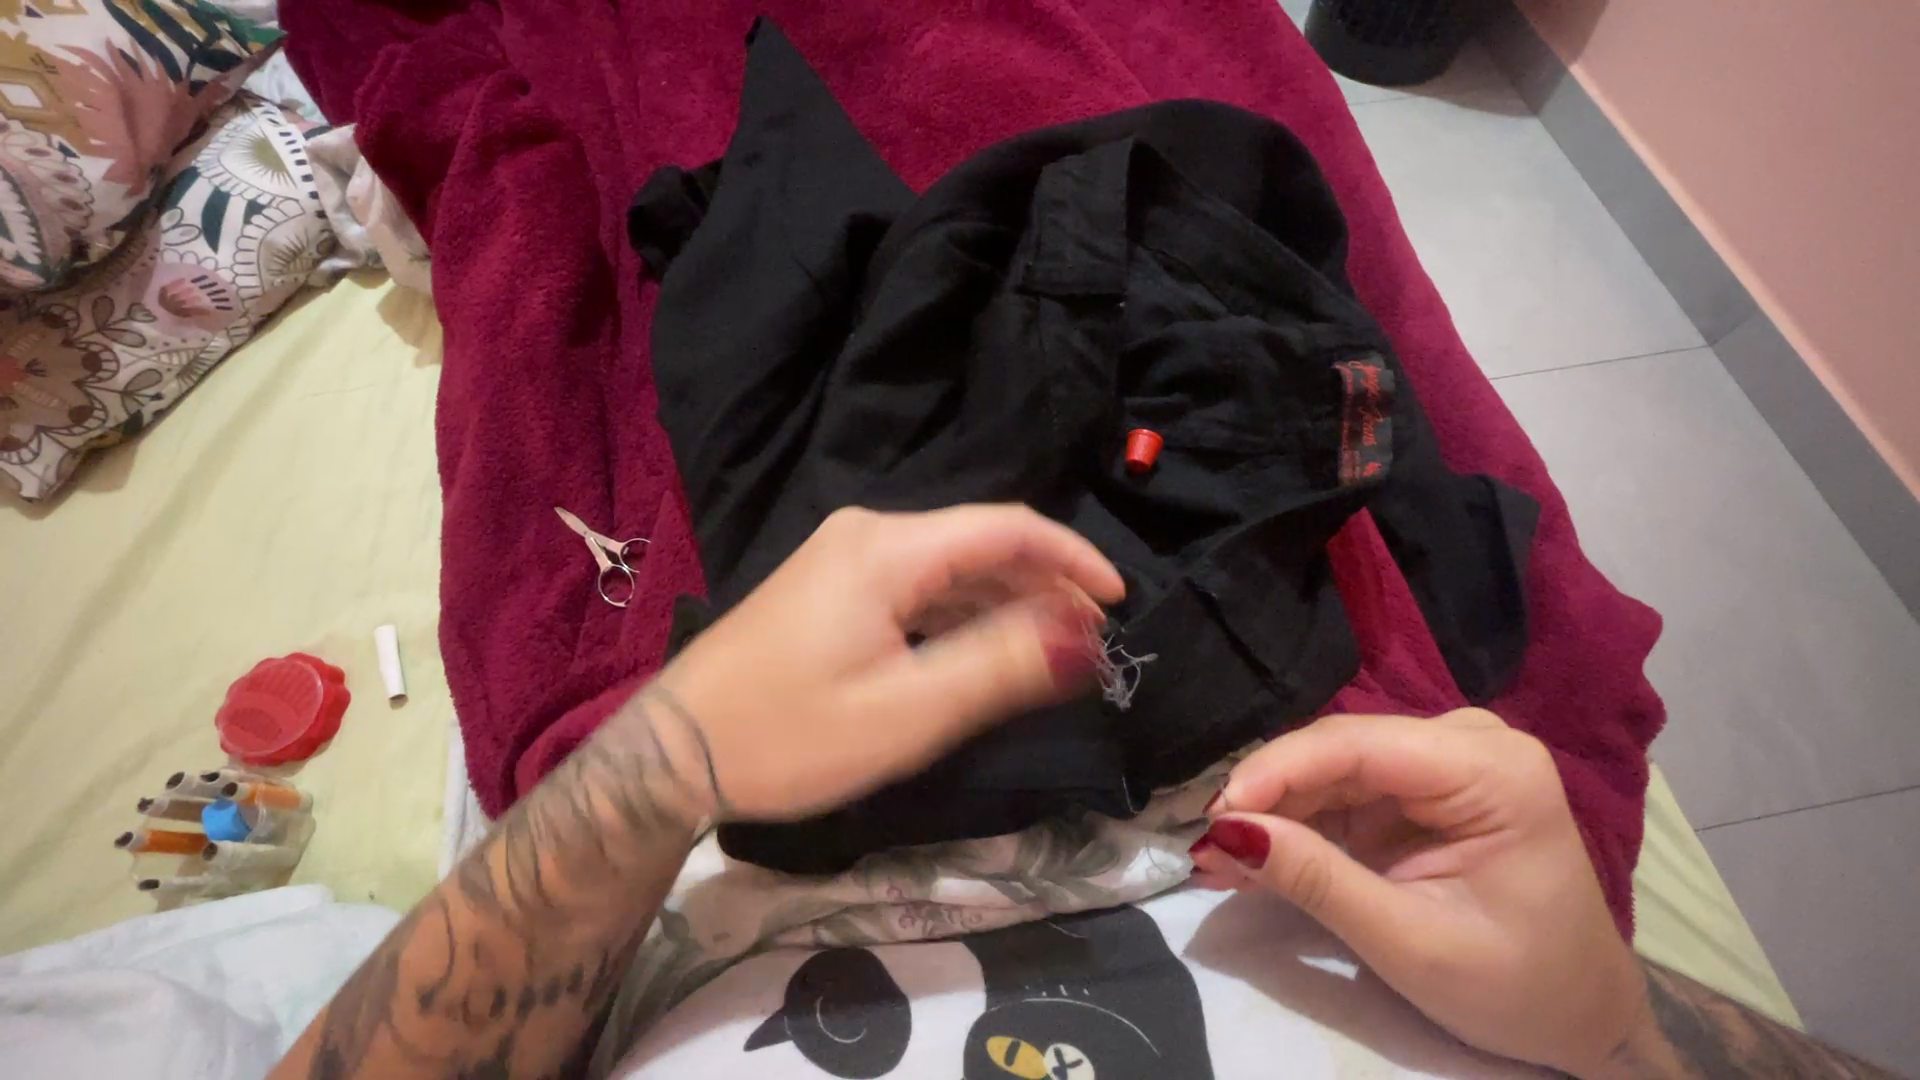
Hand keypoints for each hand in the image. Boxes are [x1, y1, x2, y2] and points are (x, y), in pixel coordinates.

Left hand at [640, 504, 1123, 822]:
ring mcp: (847, 558)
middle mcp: (869, 535)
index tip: (1117, 600)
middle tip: (1089, 641)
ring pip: (952, 566)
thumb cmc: (789, 735)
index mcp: (887, 549)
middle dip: (1044, 585)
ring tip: (1052, 649)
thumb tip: (1083, 637)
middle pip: (981, 542)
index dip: (1072, 556)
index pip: (1006, 526)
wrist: (676, 751)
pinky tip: (985, 648)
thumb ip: (999, 668)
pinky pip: (920, 586)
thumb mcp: (906, 713)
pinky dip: (964, 612)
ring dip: (1006, 601)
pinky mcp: (835, 587)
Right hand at [1187, 709, 1647, 1078]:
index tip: (1216, 816)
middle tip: (1208, 846)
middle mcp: (1465, 741)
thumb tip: (1226, 832)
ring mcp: (1440, 757)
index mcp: (1492, 770)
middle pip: (1336, 751)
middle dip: (1267, 798)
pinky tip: (1254, 852)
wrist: (1581, 1015)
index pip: (1358, 746)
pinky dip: (1295, 822)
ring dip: (1272, 813)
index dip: (1277, 771)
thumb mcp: (1413, 944)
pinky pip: (1337, 789)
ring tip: (1219, 857)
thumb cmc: (1519, 988)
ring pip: (1327, 769)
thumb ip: (1318, 881)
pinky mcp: (1416, 782)